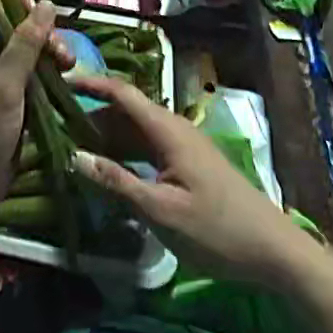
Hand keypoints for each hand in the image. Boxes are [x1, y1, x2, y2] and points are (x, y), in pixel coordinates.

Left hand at [0, 0, 59, 223]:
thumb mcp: (2, 88)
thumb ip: (23, 45)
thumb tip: (47, 4)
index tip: (37, 15)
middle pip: (13, 20)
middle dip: (40, 28)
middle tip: (60, 53)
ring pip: (26, 45)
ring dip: (49, 49)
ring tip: (68, 66)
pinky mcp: (10, 95)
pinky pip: (32, 69)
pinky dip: (48, 69)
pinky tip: (66, 76)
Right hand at [71, 73, 303, 284]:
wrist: (275, 251)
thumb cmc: (217, 229)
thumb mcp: (161, 211)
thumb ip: (117, 182)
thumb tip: (75, 156)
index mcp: (166, 129)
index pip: (121, 92)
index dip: (90, 84)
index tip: (60, 82)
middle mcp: (173, 127)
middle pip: (125, 110)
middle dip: (91, 115)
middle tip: (57, 127)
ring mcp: (182, 145)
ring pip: (135, 129)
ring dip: (106, 137)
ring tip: (74, 148)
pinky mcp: (187, 162)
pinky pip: (147, 146)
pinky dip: (124, 152)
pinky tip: (109, 171)